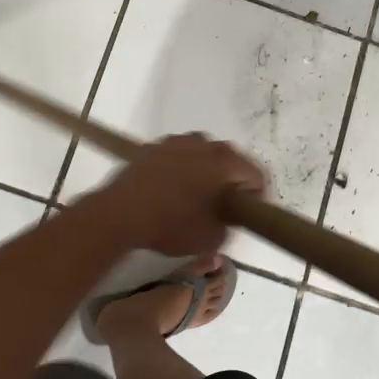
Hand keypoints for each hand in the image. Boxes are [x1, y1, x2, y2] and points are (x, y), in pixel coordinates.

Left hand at [84, 133, 267, 256]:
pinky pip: (180, 157)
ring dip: (206, 175)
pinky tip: (171, 192)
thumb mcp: (213, 237)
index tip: (248, 217)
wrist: (121, 212)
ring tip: (196, 201)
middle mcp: (206, 142)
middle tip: (224, 211)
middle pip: (231, 162)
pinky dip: (182, 171)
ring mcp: (178, 140)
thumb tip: (229, 217)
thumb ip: (231, 225)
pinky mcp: (155, 146)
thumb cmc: (173, 224)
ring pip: (204, 157)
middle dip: (231, 184)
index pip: (257, 176)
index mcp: (226, 161)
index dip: (257, 198)